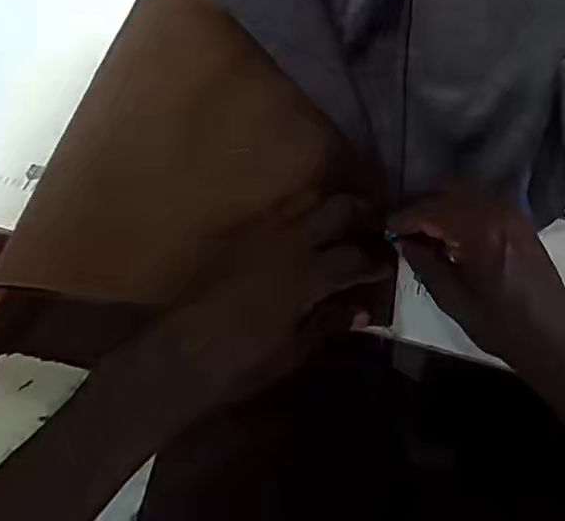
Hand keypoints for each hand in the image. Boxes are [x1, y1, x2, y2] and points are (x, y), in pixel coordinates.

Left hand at [107, 193, 391, 412]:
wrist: (174, 357)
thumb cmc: (238, 365)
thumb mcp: (293, 352)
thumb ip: (330, 323)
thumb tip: (362, 309)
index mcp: (308, 273)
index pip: (356, 256)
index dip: (378, 260)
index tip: (389, 264)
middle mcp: (291, 241)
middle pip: (340, 207)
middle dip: (364, 213)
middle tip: (377, 226)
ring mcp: (264, 231)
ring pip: (311, 198)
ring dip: (332, 205)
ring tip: (344, 221)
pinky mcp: (243, 234)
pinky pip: (282, 209)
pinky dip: (303, 212)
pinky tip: (305, 230)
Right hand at [390, 185, 564, 378]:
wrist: (554, 337)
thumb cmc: (503, 327)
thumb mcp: (455, 301)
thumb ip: (427, 265)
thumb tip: (405, 241)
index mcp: (481, 231)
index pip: (433, 209)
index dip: (405, 216)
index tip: (385, 227)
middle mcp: (497, 210)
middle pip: (449, 189)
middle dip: (421, 202)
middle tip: (399, 223)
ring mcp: (511, 211)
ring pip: (465, 190)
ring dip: (440, 201)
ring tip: (419, 226)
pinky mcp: (519, 217)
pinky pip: (481, 199)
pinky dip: (459, 206)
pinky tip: (447, 229)